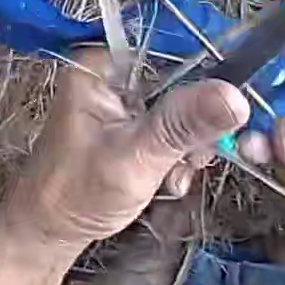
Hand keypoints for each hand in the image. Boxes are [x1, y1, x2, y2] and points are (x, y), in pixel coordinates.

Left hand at [2, 50, 249, 255]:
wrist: (48, 233)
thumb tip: (237, 94)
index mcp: (102, 64)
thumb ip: (183, 124)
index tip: (227, 114)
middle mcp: (111, 75)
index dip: (205, 78)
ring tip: (173, 177)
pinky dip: (175, 155)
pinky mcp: (128, 126)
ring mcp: (120, 102)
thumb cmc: (78, 191)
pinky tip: (168, 180)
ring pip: (179, 110)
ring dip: (186, 146)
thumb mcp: (136, 156)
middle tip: (192, 160)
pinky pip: (169, 129)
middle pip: (179, 83)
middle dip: (193, 126)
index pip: (170, 51)